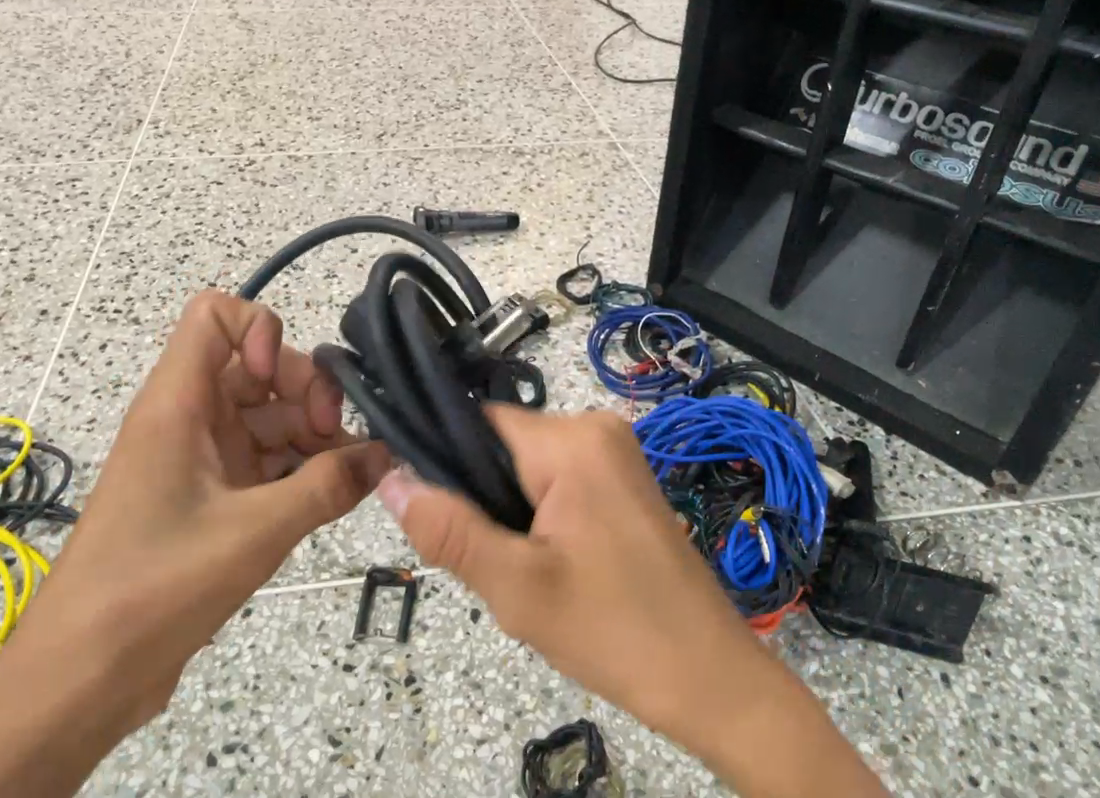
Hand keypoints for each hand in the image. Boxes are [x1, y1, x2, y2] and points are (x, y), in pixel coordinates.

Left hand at [0, 292, 389, 797]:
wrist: (84, 673)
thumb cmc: (158, 584)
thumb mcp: (256, 530)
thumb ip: (329, 485)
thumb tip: (386, 455)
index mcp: (178, 403)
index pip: (217, 315)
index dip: (263, 330)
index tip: (288, 386)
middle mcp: (188, 418)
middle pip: (258, 367)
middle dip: (307, 393)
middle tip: (338, 441)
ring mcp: (199, 458)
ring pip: (268, 416)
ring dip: (312, 436)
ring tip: (347, 478)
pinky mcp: (209, 496)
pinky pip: (265, 459)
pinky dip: (300, 469)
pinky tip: (332, 497)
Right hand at [377, 406, 885, 797]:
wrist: (708, 675)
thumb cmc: (614, 629)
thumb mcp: (517, 586)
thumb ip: (449, 529)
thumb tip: (391, 479)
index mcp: (573, 439)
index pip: (478, 423)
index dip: (444, 464)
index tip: (434, 520)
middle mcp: (598, 428)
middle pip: (502, 447)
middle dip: (482, 502)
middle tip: (491, 565)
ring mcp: (617, 454)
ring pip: (527, 470)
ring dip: (509, 517)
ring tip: (524, 573)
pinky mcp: (625, 483)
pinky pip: (558, 484)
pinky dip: (539, 520)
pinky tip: (550, 568)